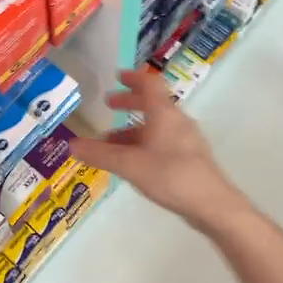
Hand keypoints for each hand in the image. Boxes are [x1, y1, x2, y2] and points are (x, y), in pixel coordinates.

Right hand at [69, 70, 250, 230]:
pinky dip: (143, 143)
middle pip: (152, 104)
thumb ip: (100, 154)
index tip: (116, 77)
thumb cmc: (170, 176)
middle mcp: (177, 121)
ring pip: (156, 126)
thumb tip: (71, 144)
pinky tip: (132, 162)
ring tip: (111, 142)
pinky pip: (162, 142)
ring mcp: (186, 140)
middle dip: (129, 103)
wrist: (212, 204)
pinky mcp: (189, 158)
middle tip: (109, 105)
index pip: (149, 84)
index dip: (132, 78)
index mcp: (164, 114)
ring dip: (133, 128)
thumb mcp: (129, 165)